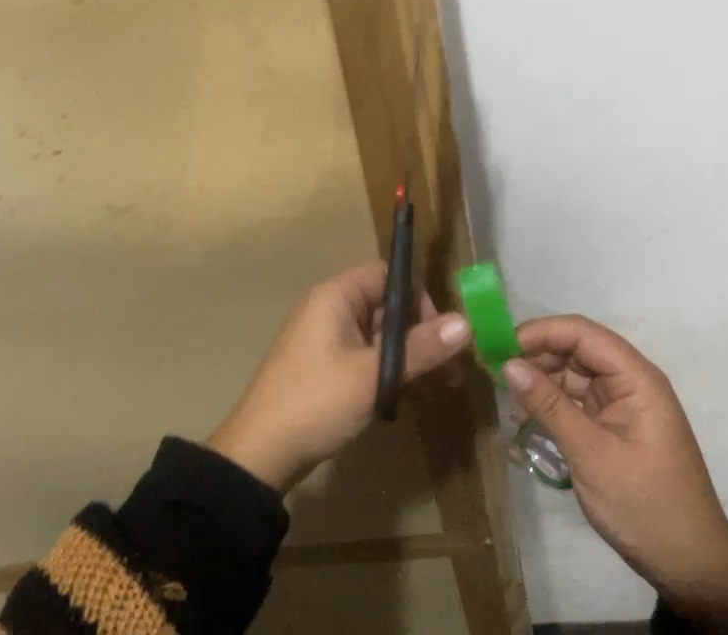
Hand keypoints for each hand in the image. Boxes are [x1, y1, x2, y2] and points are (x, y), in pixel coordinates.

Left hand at [207, 262, 472, 492]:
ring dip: (411, 360)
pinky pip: (367, 360)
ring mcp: (327, 341)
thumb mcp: (374, 375)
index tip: (441, 335)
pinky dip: (390, 374)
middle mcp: (330, 310)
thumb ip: (421, 348)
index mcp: (335, 297)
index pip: (388, 276)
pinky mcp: (327, 370)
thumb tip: (466, 323)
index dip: (419, 299)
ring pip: (381, 339)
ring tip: (442, 390)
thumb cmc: (317, 401)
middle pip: (388, 309)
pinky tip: (413, 401)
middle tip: (453, 373)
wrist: (262, 451)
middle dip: (423, 337)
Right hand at [503, 317, 727, 633]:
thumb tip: (507, 364)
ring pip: (570, 376)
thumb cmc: (645, 504)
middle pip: (574, 350)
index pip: (582, 333)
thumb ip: (549, 405)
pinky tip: (523, 423)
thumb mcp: (591, 454)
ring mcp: (620, 406)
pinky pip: (574, 403)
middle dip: (534, 358)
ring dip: (538, 385)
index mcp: (636, 379)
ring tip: (508, 405)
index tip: (499, 348)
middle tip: (495, 377)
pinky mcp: (611, 428)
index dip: (540, 332)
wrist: (690, 564)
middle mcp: (629, 383)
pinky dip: (549, 408)